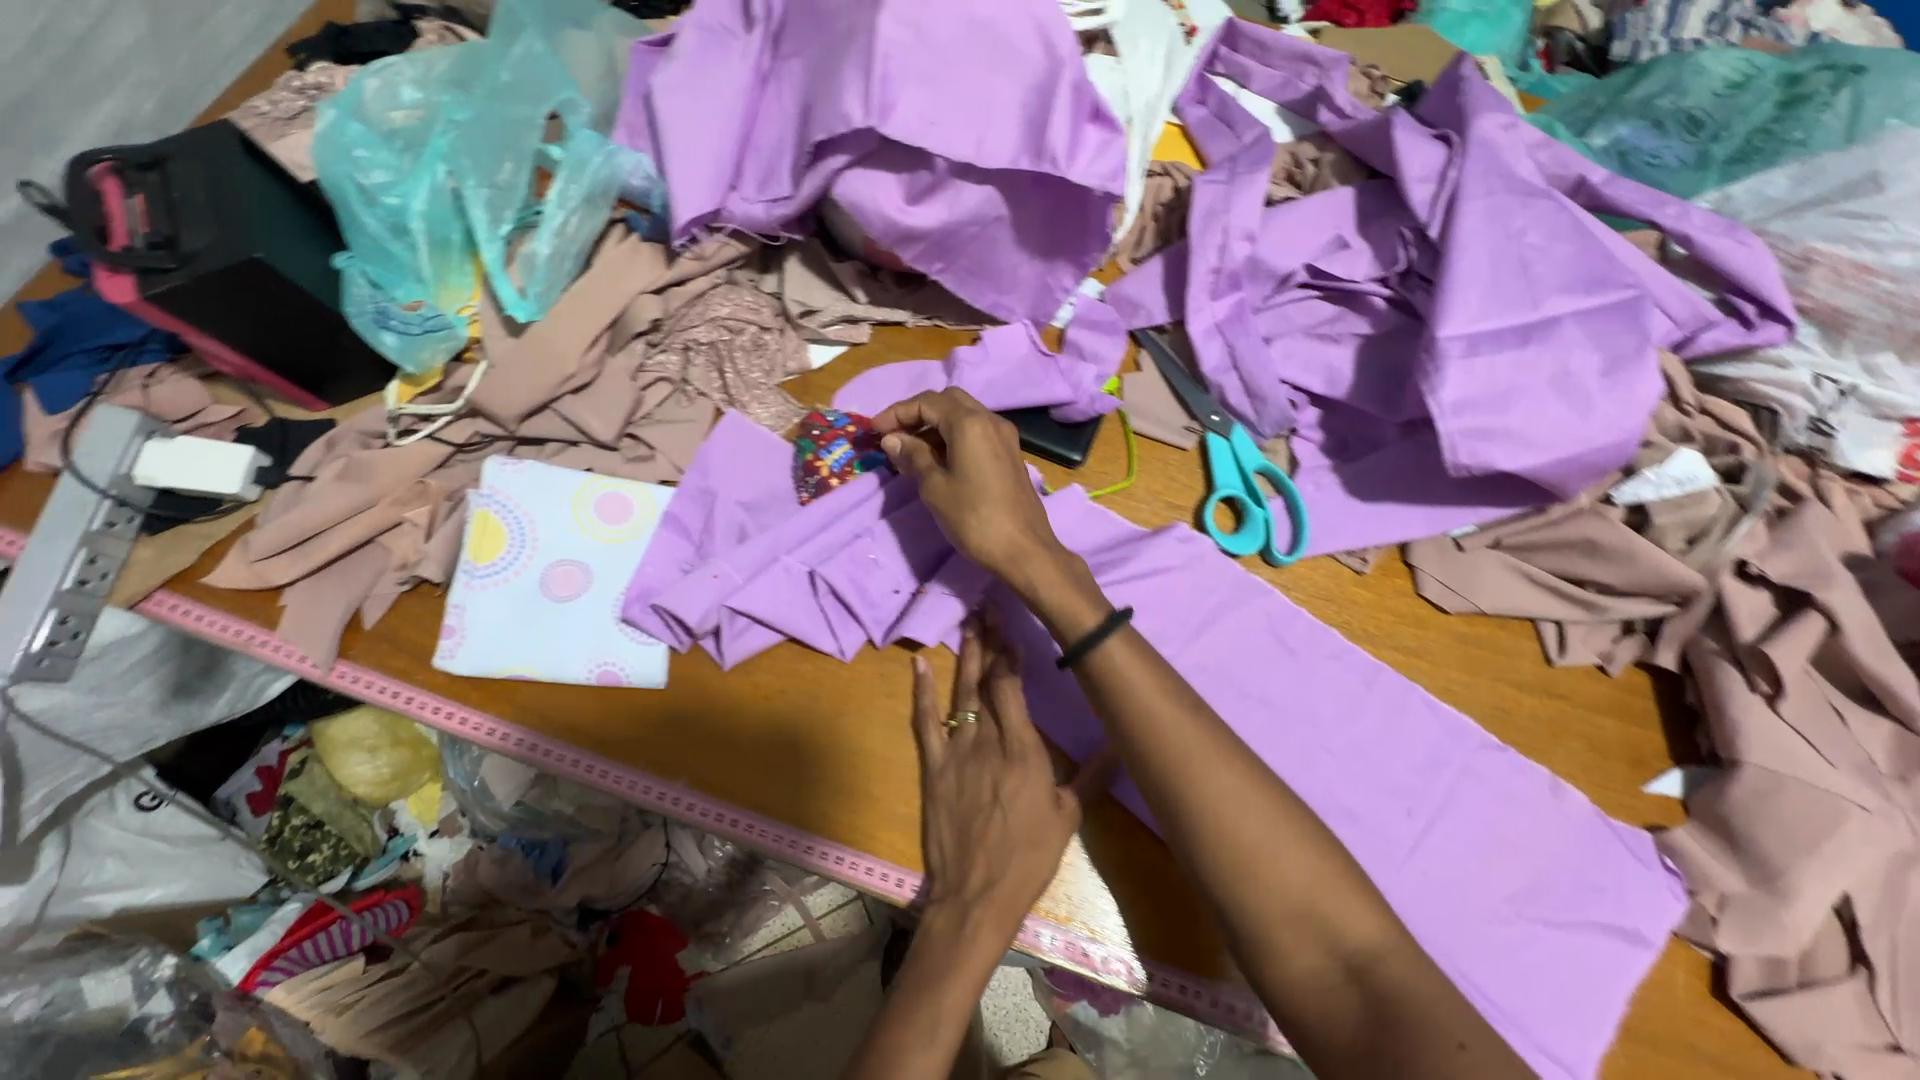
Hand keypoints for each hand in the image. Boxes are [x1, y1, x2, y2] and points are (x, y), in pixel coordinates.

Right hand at [872, 389, 1063, 583]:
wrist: (1024, 550)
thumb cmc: (974, 518)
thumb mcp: (934, 487)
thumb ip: (913, 456)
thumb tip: (893, 439)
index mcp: (970, 423)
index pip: (927, 402)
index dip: (897, 412)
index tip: (875, 431)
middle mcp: (990, 421)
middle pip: (948, 402)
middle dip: (918, 414)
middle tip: (894, 436)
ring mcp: (1004, 437)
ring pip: (964, 416)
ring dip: (936, 426)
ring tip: (910, 452)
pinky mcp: (1010, 454)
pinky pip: (976, 433)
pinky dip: (953, 437)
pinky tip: (937, 460)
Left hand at [910, 611, 1117, 928]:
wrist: (976, 892)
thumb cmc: (1029, 857)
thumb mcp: (1069, 816)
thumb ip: (1092, 775)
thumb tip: (1122, 744)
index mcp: (1024, 748)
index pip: (1014, 686)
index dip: (1012, 653)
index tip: (1014, 627)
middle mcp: (989, 739)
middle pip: (987, 679)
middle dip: (990, 641)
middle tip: (988, 606)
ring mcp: (957, 750)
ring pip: (960, 691)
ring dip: (964, 655)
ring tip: (967, 621)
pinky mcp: (933, 766)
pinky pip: (924, 720)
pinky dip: (921, 690)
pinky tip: (920, 662)